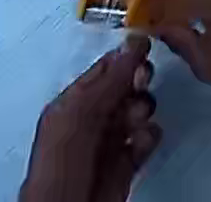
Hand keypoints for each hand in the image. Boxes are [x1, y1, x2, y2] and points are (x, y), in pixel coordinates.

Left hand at [20, 36, 161, 201]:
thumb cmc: (61, 166)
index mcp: (73, 102)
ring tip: (138, 120)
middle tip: (143, 82)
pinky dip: (149, 136)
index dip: (125, 56)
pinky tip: (144, 140)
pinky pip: (144, 141)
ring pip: (136, 112)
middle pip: (124, 87)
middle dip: (138, 81)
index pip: (104, 69)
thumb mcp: (82, 113)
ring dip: (143, 110)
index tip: (147, 44)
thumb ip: (109, 80)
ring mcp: (108, 143)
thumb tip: (132, 44)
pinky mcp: (124, 167)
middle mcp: (91, 119)